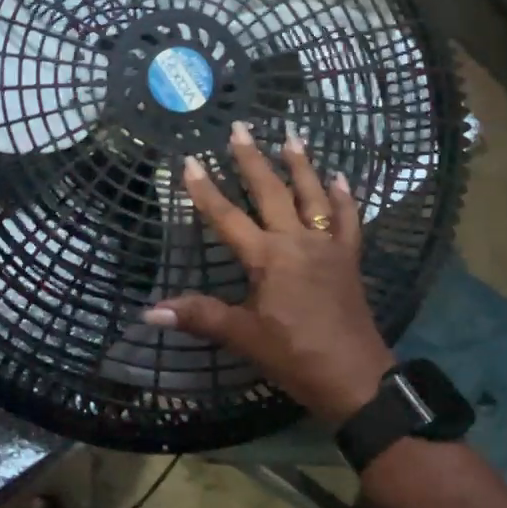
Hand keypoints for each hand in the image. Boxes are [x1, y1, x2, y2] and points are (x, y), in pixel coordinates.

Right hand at [143, 124, 395, 424]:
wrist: (357, 380)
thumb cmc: (296, 356)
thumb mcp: (243, 337)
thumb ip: (199, 317)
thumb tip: (149, 312)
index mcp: (268, 258)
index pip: (228, 217)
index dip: (205, 190)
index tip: (189, 160)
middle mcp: (297, 241)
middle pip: (271, 192)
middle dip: (252, 159)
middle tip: (240, 127)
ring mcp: (327, 247)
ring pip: (312, 196)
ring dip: (300, 165)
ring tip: (291, 136)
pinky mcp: (349, 259)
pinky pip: (348, 220)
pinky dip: (344, 198)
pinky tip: (340, 178)